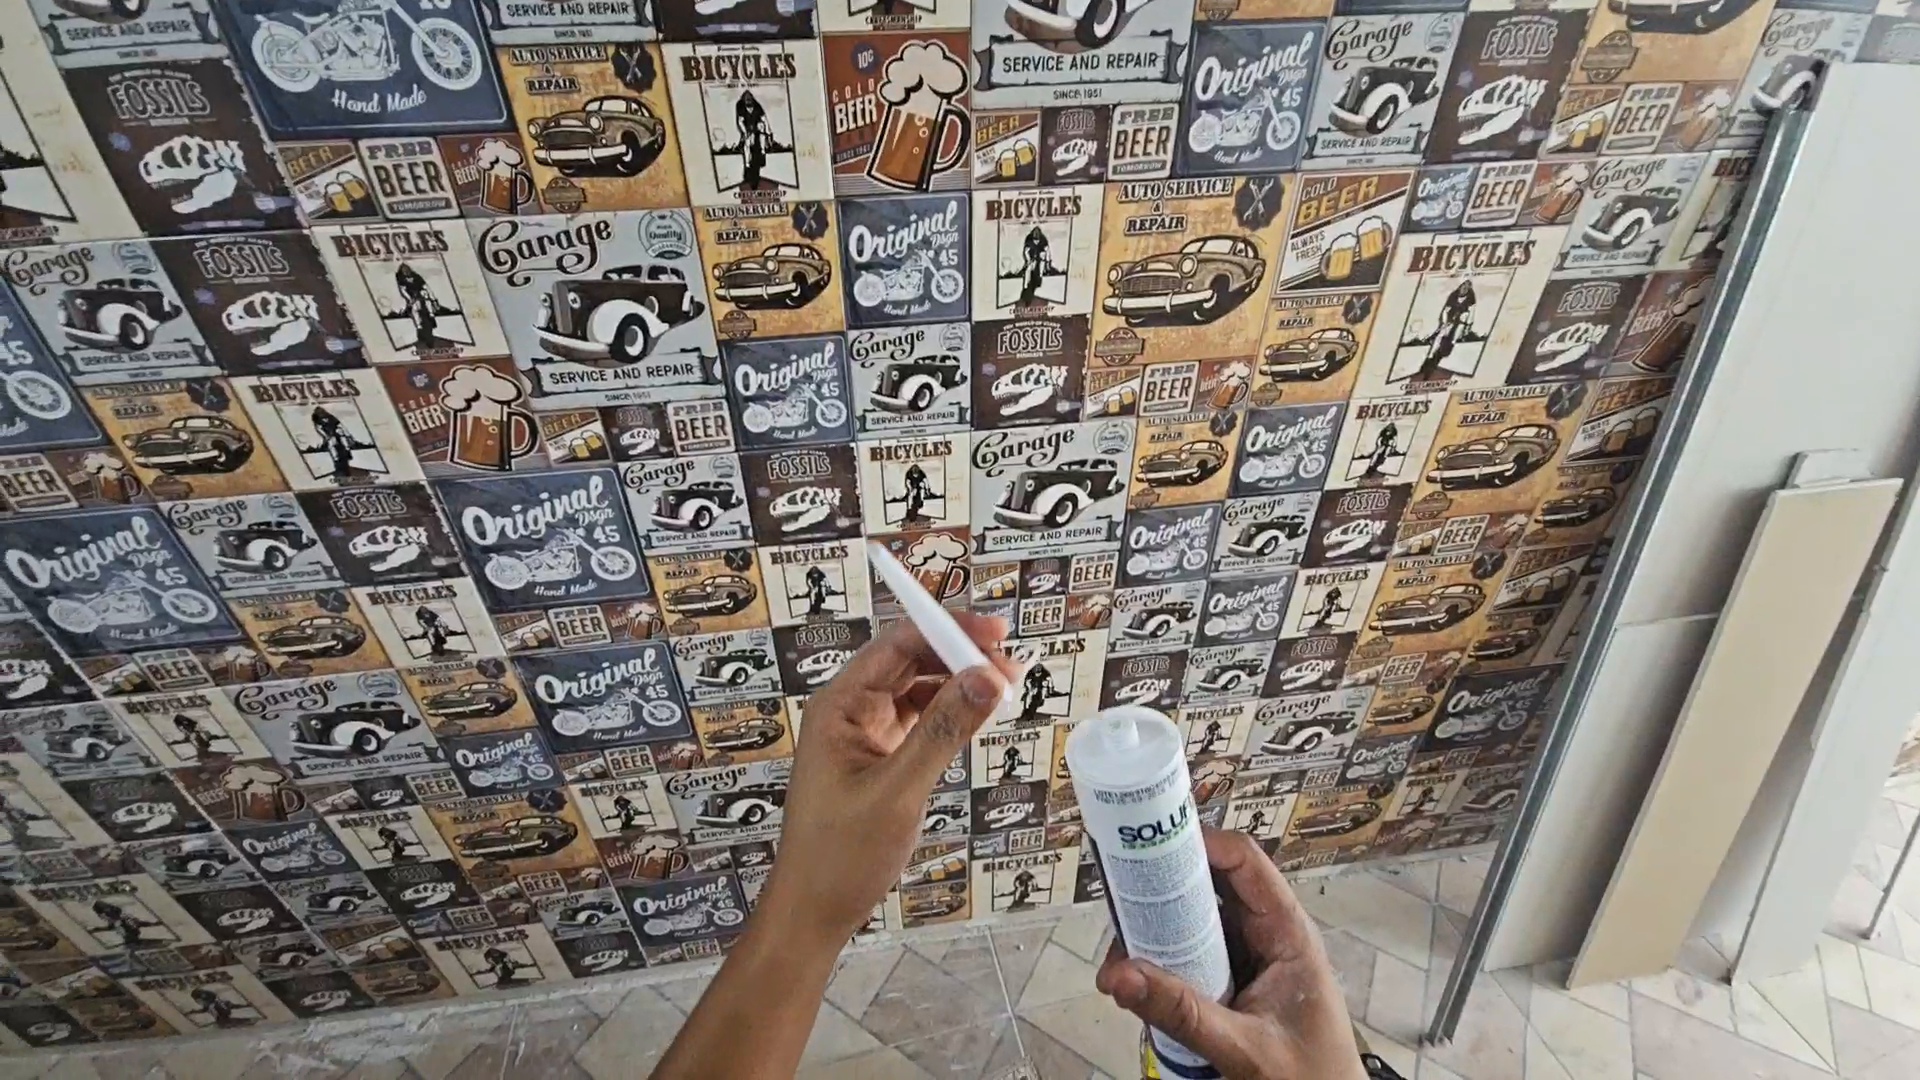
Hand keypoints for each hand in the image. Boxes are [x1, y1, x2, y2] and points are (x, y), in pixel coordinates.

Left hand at [761, 614, 1017, 942]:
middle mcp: (852, 709)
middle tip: (1010, 662)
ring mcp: (867, 732)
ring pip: (918, 688)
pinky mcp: (882, 756)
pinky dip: (951, 713)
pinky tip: (980, 714)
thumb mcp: (898, 791)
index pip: (897, 645)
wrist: (813, 915)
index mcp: (841, 704)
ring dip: (959, 683)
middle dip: (959, 655)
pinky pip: (921, 719)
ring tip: (1006, 686)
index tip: (994, 633)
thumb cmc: (842, 855)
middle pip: (910, 661)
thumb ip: (943, 732)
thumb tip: (989, 678)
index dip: (945, 630)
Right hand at [1096, 827, 1366, 1079]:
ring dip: (1151, 927)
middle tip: (1117, 903)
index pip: (1242, 858)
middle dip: (1159, 888)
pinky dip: (1156, 956)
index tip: (1147, 845)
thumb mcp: (1246, 1049)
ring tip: (1116, 958)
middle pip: (1206, 880)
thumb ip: (1183, 1013)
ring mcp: (1243, 951)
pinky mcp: (1226, 974)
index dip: (1198, 841)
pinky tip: (1130, 977)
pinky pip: (1185, 948)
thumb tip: (1117, 974)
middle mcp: (1262, 928)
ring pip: (1189, 915)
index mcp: (1285, 929)